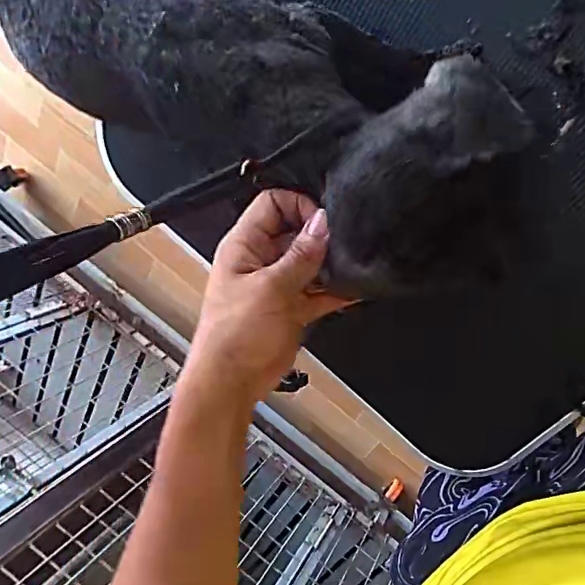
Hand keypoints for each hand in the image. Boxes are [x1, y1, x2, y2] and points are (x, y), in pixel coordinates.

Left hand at [184, 191, 348, 406]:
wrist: (234, 379)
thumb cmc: (234, 336)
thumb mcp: (272, 288)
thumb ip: (300, 256)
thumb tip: (321, 225)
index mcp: (244, 246)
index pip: (273, 204)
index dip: (300, 207)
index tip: (322, 224)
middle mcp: (261, 262)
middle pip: (296, 234)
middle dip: (320, 240)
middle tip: (336, 251)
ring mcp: (277, 286)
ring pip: (310, 264)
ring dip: (329, 268)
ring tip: (345, 273)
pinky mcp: (292, 308)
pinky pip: (319, 293)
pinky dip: (335, 292)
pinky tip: (351, 292)